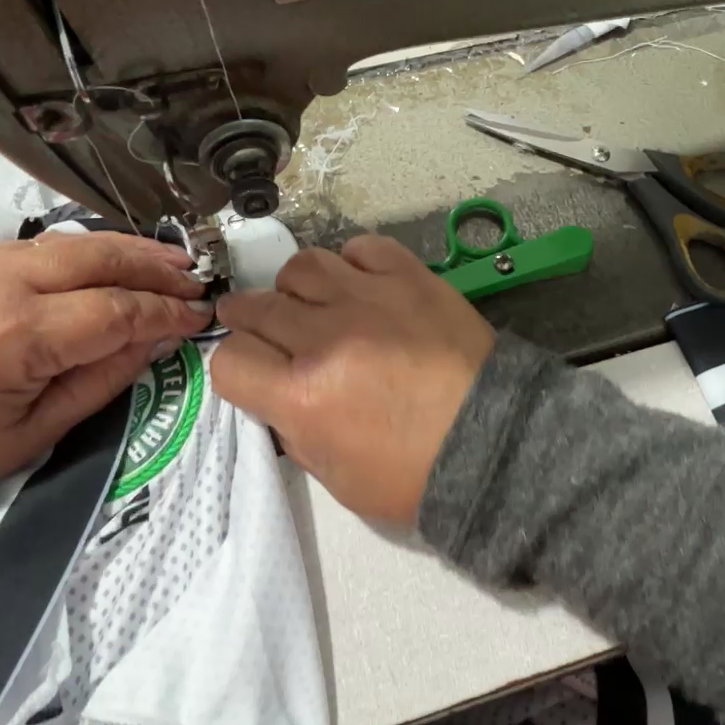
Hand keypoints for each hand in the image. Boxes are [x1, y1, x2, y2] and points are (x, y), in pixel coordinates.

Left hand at [0, 231, 213, 485]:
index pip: (114, 311)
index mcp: (13, 335)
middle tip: (196, 278)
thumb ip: (107, 376)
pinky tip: (116, 261)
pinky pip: (41, 246)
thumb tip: (158, 337)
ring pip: (71, 242)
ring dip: (126, 250)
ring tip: (170, 260)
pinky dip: (87, 252)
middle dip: (154, 267)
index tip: (199, 317)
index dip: (164, 313)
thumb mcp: (41, 428)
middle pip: (97, 259)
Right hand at [211, 234, 494, 525]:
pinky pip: (362, 247)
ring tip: (311, 302)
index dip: (236, 366)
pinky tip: (357, 282)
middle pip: (259, 306)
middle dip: (250, 318)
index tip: (252, 370)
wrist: (493, 440)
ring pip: (303, 266)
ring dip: (296, 286)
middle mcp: (327, 338)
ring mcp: (370, 299)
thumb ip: (294, 431)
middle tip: (263, 325)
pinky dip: (350, 261)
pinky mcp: (411, 277)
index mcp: (303, 396)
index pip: (231, 359)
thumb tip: (277, 396)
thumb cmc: (414, 473)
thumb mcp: (336, 477)